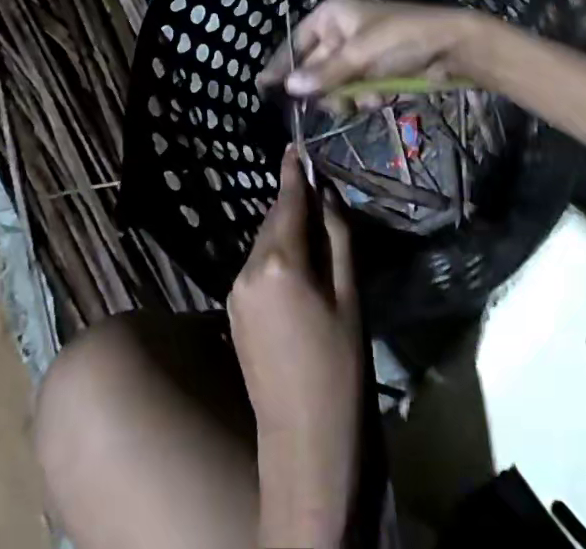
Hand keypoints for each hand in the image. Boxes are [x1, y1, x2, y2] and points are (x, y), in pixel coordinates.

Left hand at [229, 146, 360, 548]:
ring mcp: (235, 292)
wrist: (306, 439)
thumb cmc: (342, 367)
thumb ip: (338, 238)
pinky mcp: (233, 313)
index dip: (295, 173)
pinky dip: (277, 258)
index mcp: (278, 262)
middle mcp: (246, 269)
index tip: (296, 146)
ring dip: (286, 232)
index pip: (287, 202)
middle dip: (294, 204)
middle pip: (273, 223)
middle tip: (319, 188)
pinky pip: (257, 270)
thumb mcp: (351, 296)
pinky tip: (299, 268)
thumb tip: (328, 194)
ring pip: (263, 246)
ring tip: (316, 228)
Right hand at [258, 0, 487, 105]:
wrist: (454, 47)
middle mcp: (340, 32)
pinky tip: (381, 98)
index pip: (295, 42)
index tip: (263, 88)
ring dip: (347, 96)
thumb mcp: (361, 55)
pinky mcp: (374, 70)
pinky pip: (356, 90)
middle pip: (315, 67)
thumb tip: (289, 87)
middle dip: (324, 88)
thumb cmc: (403, 38)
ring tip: (366, 97)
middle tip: (332, 102)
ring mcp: (358, 52)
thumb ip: (325, 73)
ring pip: (335, 84)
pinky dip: (366, 98)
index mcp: (331, 16)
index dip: (281, 65)